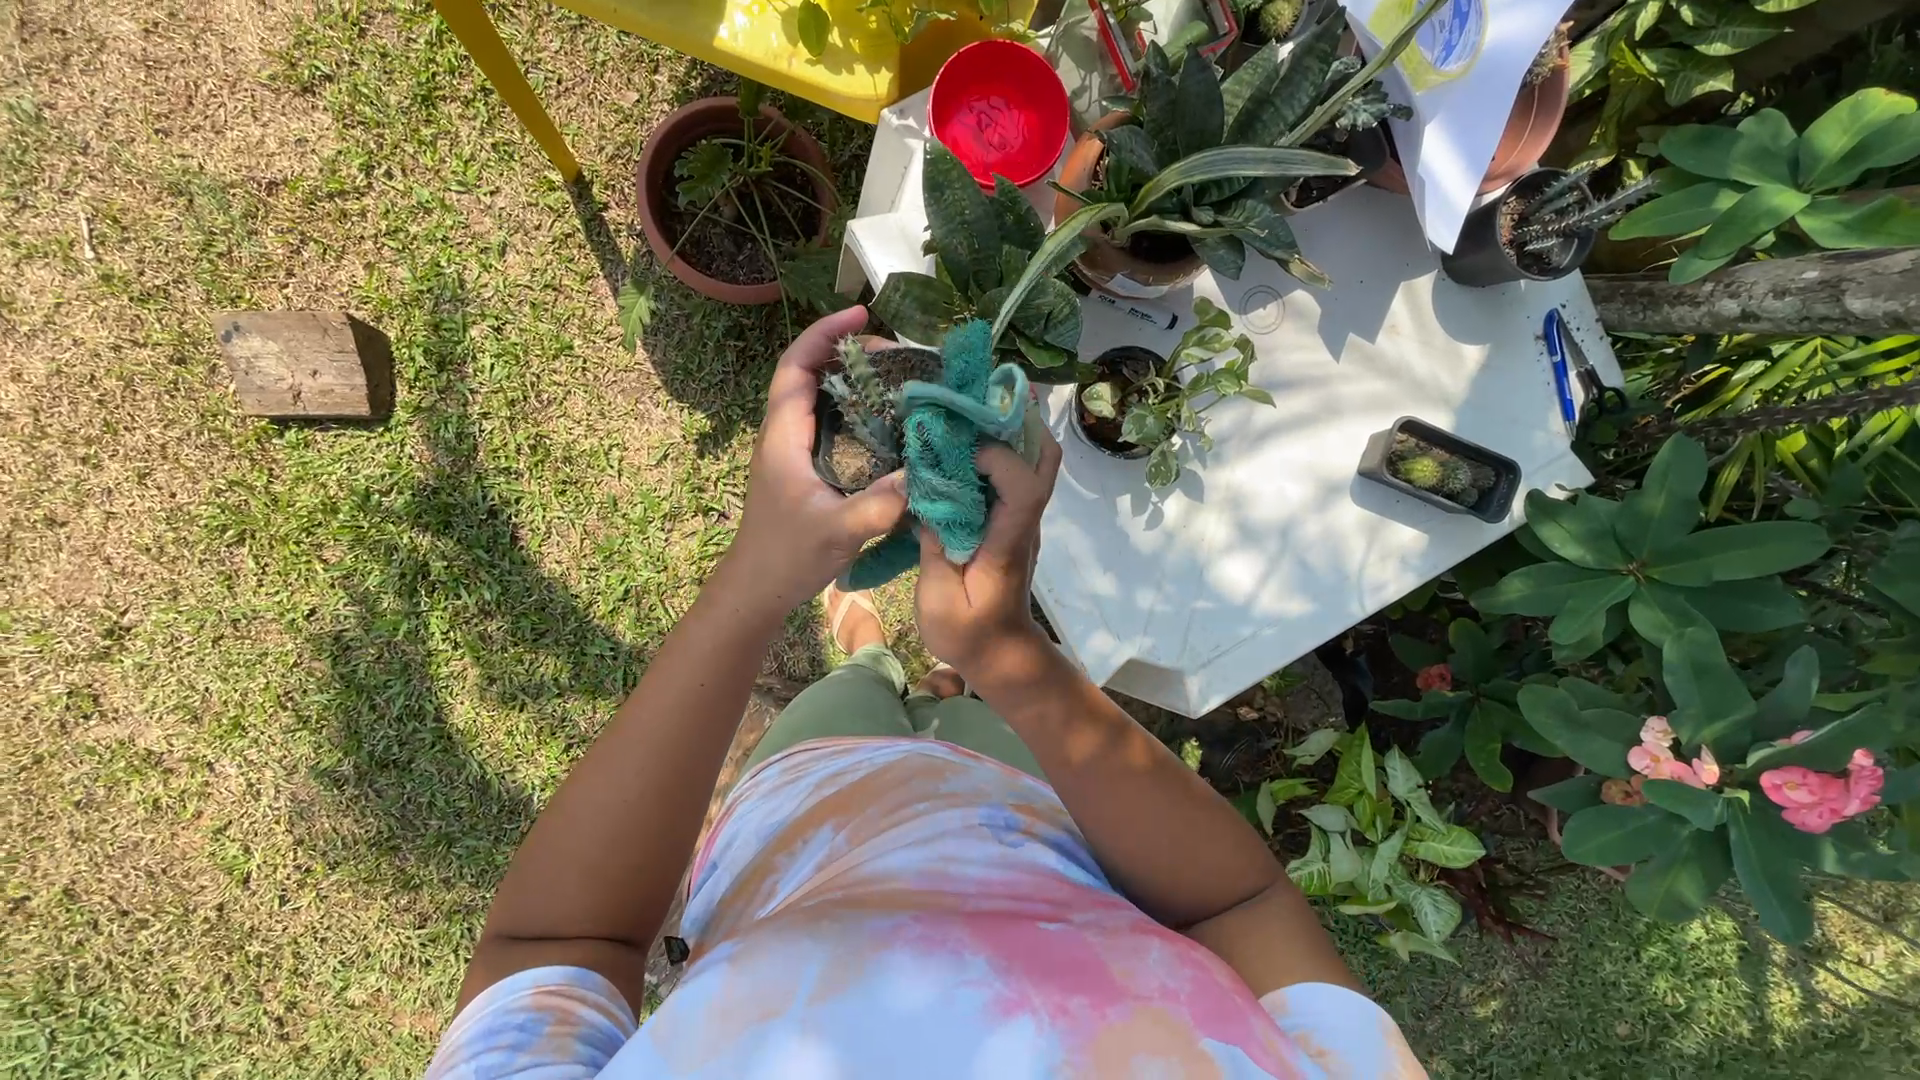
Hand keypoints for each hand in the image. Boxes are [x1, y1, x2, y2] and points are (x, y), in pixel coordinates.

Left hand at [721, 306, 907, 619]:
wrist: (758, 588)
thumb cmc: (787, 557)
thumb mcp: (838, 531)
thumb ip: (879, 506)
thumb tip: (924, 475)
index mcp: (783, 436)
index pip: (796, 366)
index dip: (825, 333)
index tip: (863, 315)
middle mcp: (785, 434)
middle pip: (811, 373)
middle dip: (851, 354)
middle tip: (898, 355)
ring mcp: (794, 451)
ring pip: (823, 398)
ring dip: (857, 382)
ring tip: (900, 378)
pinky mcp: (806, 468)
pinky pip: (833, 424)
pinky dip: (860, 412)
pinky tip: (891, 422)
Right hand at [915, 427, 1062, 689]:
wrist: (1002, 654)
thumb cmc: (969, 634)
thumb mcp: (939, 601)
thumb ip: (933, 548)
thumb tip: (925, 500)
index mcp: (1008, 542)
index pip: (1026, 486)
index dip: (1000, 457)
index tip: (960, 450)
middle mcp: (1024, 522)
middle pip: (1044, 459)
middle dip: (1017, 423)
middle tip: (974, 403)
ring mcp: (1021, 520)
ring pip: (1032, 461)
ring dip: (1005, 431)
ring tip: (962, 416)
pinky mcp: (1009, 522)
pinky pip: (1012, 475)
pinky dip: (993, 452)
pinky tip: (956, 447)